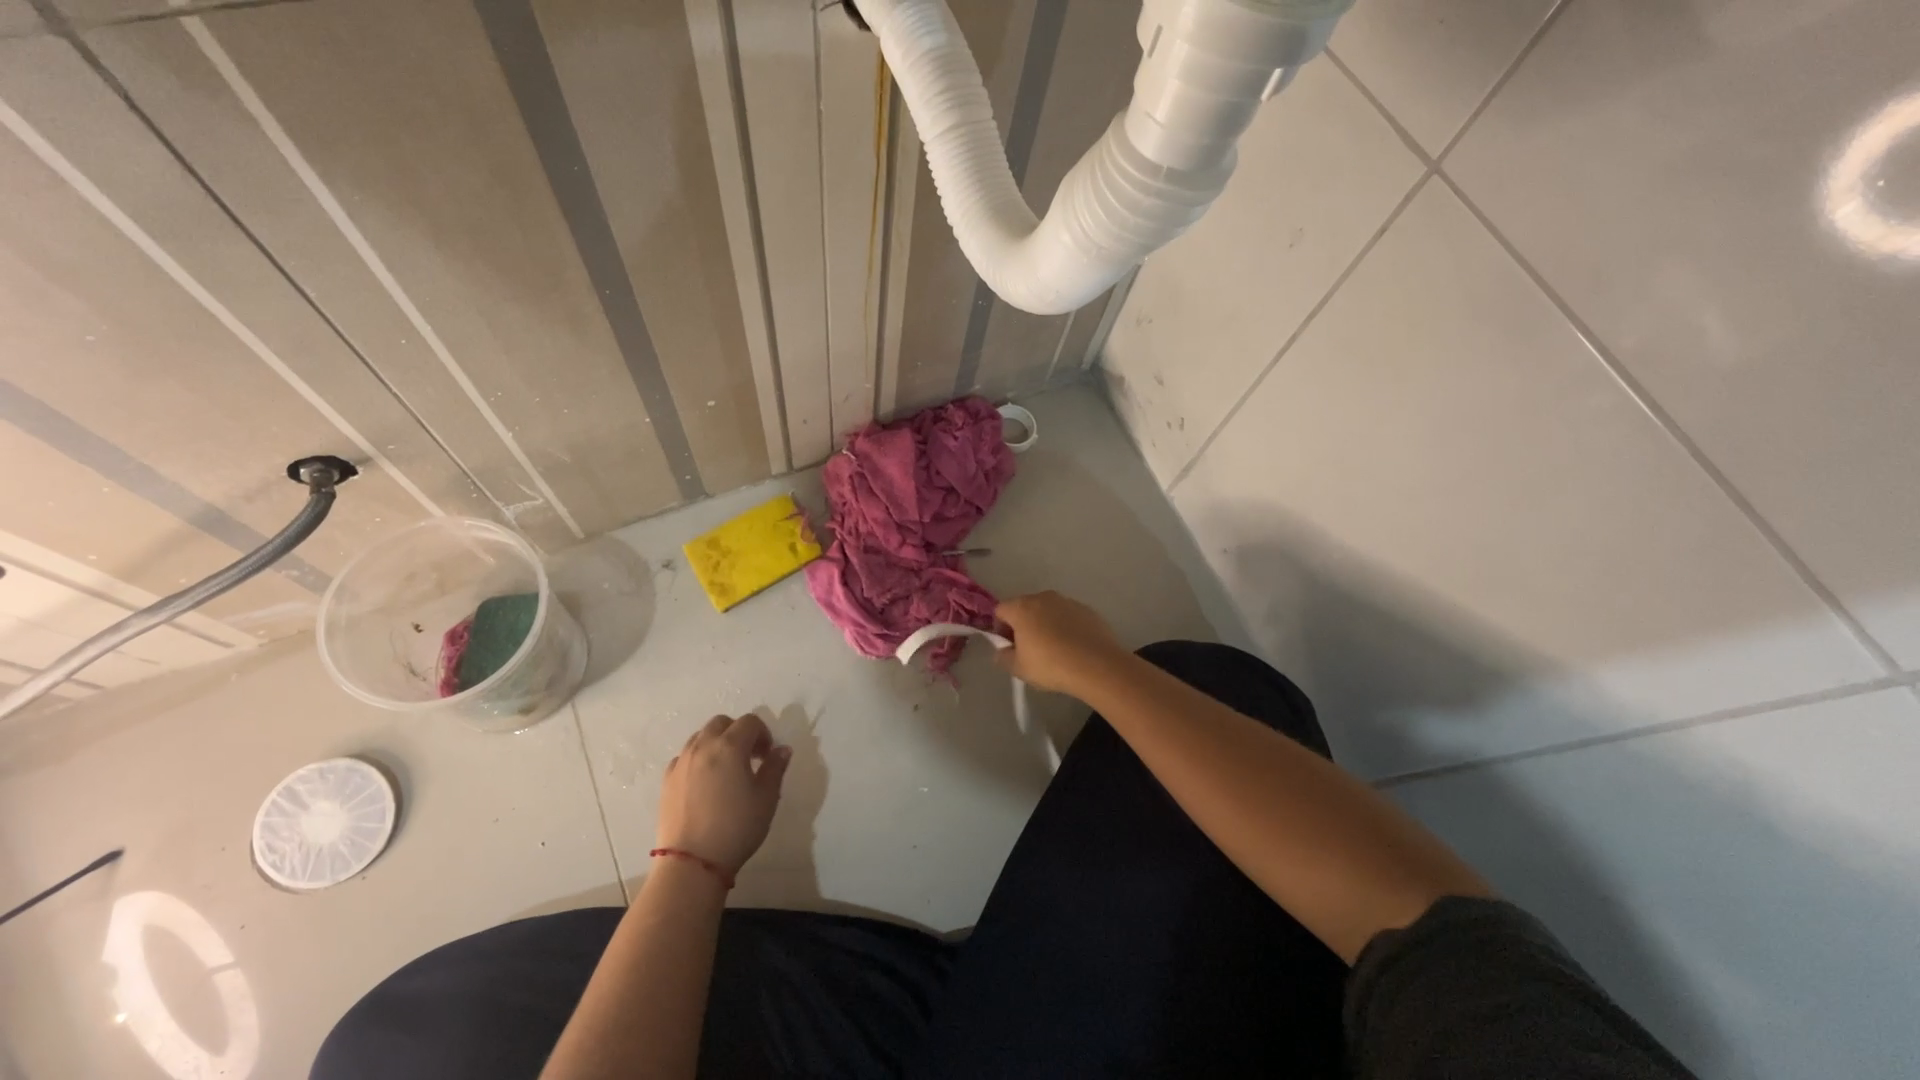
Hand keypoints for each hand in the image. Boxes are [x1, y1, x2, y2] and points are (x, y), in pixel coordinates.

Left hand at [656, 714, 790, 874]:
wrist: (692, 861)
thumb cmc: (737, 827)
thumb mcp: (766, 798)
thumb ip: (775, 768)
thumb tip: (782, 749)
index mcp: (730, 746)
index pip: (749, 722)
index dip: (763, 733)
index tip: (768, 755)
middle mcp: (702, 747)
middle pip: (721, 723)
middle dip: (738, 732)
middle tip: (749, 757)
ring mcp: (681, 762)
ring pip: (700, 737)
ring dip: (717, 743)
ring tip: (727, 770)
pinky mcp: (667, 780)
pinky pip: (685, 757)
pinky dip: (698, 760)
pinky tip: (705, 783)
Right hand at [993, 591, 1130, 698]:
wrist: (1096, 666)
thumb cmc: (1050, 665)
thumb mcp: (1018, 668)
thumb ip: (1003, 656)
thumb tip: (1003, 650)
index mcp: (1022, 608)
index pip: (1000, 610)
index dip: (1000, 628)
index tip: (1009, 647)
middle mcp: (1044, 598)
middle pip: (1025, 607)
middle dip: (1023, 625)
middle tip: (1029, 649)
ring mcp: (1068, 602)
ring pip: (1048, 610)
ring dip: (1046, 624)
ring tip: (1054, 649)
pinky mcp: (1088, 610)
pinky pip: (1069, 616)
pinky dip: (1066, 627)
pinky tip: (1073, 647)